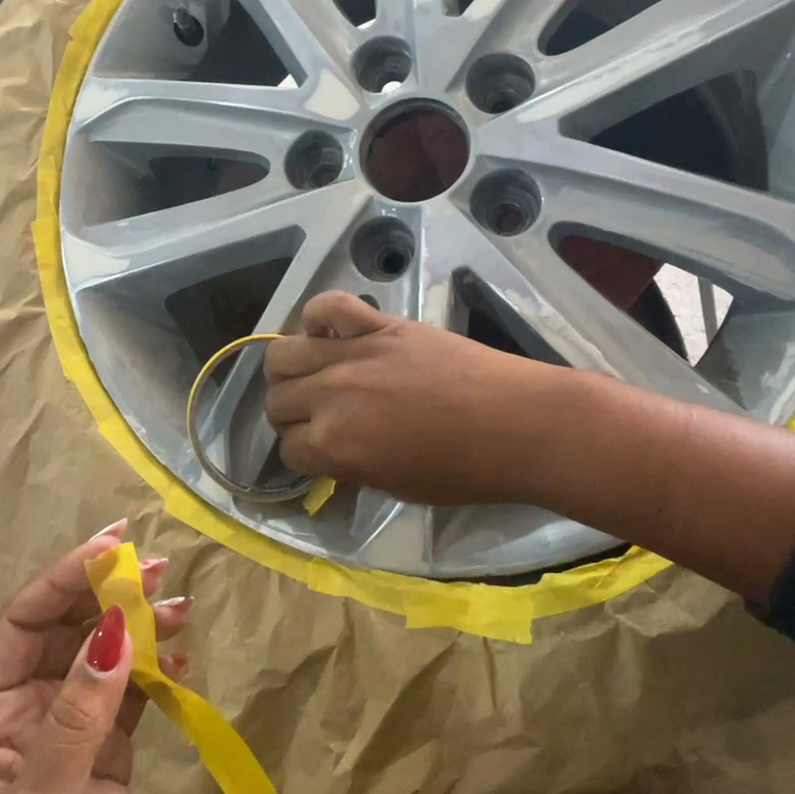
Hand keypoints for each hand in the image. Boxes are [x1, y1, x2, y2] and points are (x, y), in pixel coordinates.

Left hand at [0, 520, 190, 793]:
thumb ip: (74, 718)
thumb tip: (114, 628)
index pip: (22, 622)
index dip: (63, 577)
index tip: (111, 546)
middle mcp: (25, 707)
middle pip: (67, 628)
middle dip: (109, 591)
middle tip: (158, 566)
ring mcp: (68, 726)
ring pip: (105, 654)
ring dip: (142, 625)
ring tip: (182, 609)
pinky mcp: (107, 750)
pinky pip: (132, 693)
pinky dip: (157, 669)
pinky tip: (182, 659)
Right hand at [262, 291, 576, 505]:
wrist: (518, 423)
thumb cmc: (465, 470)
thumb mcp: (399, 487)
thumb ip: (354, 469)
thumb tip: (335, 458)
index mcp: (334, 447)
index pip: (288, 449)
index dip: (303, 454)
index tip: (320, 454)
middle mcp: (330, 396)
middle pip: (277, 401)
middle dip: (291, 415)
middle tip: (317, 416)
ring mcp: (352, 354)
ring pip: (283, 354)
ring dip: (289, 370)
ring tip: (312, 375)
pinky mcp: (379, 325)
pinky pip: (329, 306)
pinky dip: (319, 316)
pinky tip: (329, 332)